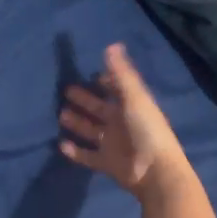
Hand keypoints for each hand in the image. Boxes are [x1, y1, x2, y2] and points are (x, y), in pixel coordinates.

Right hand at [59, 43, 195, 202]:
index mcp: (131, 106)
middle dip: (85, 100)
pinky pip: (88, 156)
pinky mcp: (107, 164)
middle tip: (66, 91)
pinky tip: (61, 145)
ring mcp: (114, 145)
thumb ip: (121, 72)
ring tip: (60, 114)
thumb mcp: (134, 97)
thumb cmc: (146, 129)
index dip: (106, 82)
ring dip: (77, 123)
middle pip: (100, 109)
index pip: (116, 90)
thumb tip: (111, 44)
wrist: (156, 173)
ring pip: (91, 130)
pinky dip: (75, 152)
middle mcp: (121, 124)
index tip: (91, 74)